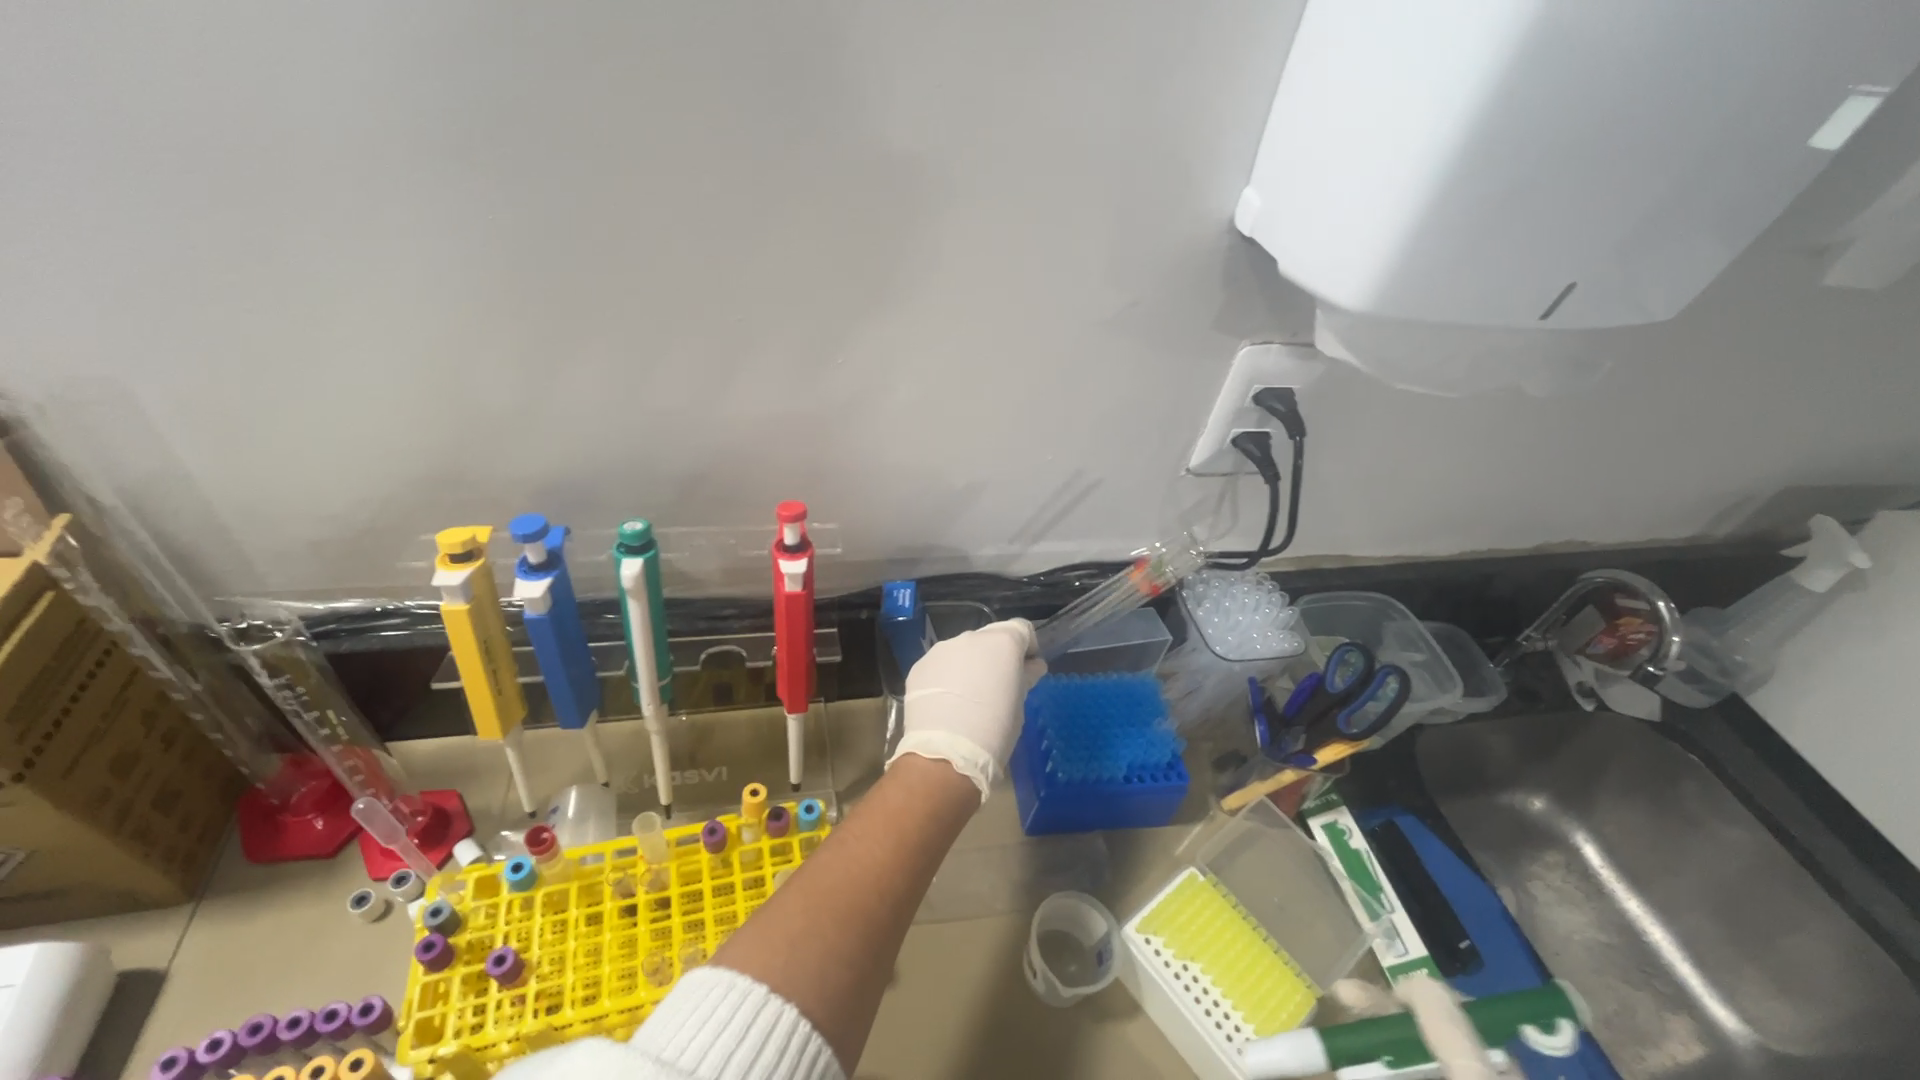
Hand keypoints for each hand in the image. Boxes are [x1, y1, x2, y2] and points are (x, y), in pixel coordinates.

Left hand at [887, 618, 1045, 800]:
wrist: (946, 754)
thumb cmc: (995, 729)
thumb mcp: (1019, 703)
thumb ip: (1025, 676)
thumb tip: (1032, 665)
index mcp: (1002, 642)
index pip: (1021, 629)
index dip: (1027, 647)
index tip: (1026, 669)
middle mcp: (970, 638)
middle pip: (989, 639)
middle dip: (996, 657)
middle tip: (997, 688)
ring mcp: (941, 650)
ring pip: (962, 652)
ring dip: (969, 667)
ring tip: (969, 699)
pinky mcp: (919, 667)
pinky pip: (940, 666)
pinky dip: (947, 678)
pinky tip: (947, 704)